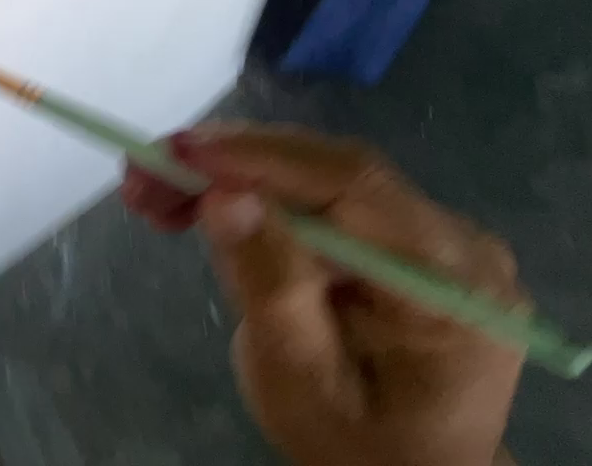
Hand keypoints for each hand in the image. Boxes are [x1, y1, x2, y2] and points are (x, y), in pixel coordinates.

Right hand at [121, 124, 522, 465]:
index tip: (174, 154)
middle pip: (323, 168)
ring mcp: (422, 230)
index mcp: (449, 283)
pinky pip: (304, 189)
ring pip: (304, 170)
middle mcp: (450, 240)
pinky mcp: (387, 229)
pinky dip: (238, 189)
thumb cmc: (352, 440)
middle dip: (223, 160)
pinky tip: (189, 204)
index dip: (257, 156)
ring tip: (149, 192)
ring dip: (220, 172)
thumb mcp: (300, 376)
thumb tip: (222, 196)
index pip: (351, 185)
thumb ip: (269, 285)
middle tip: (140, 174)